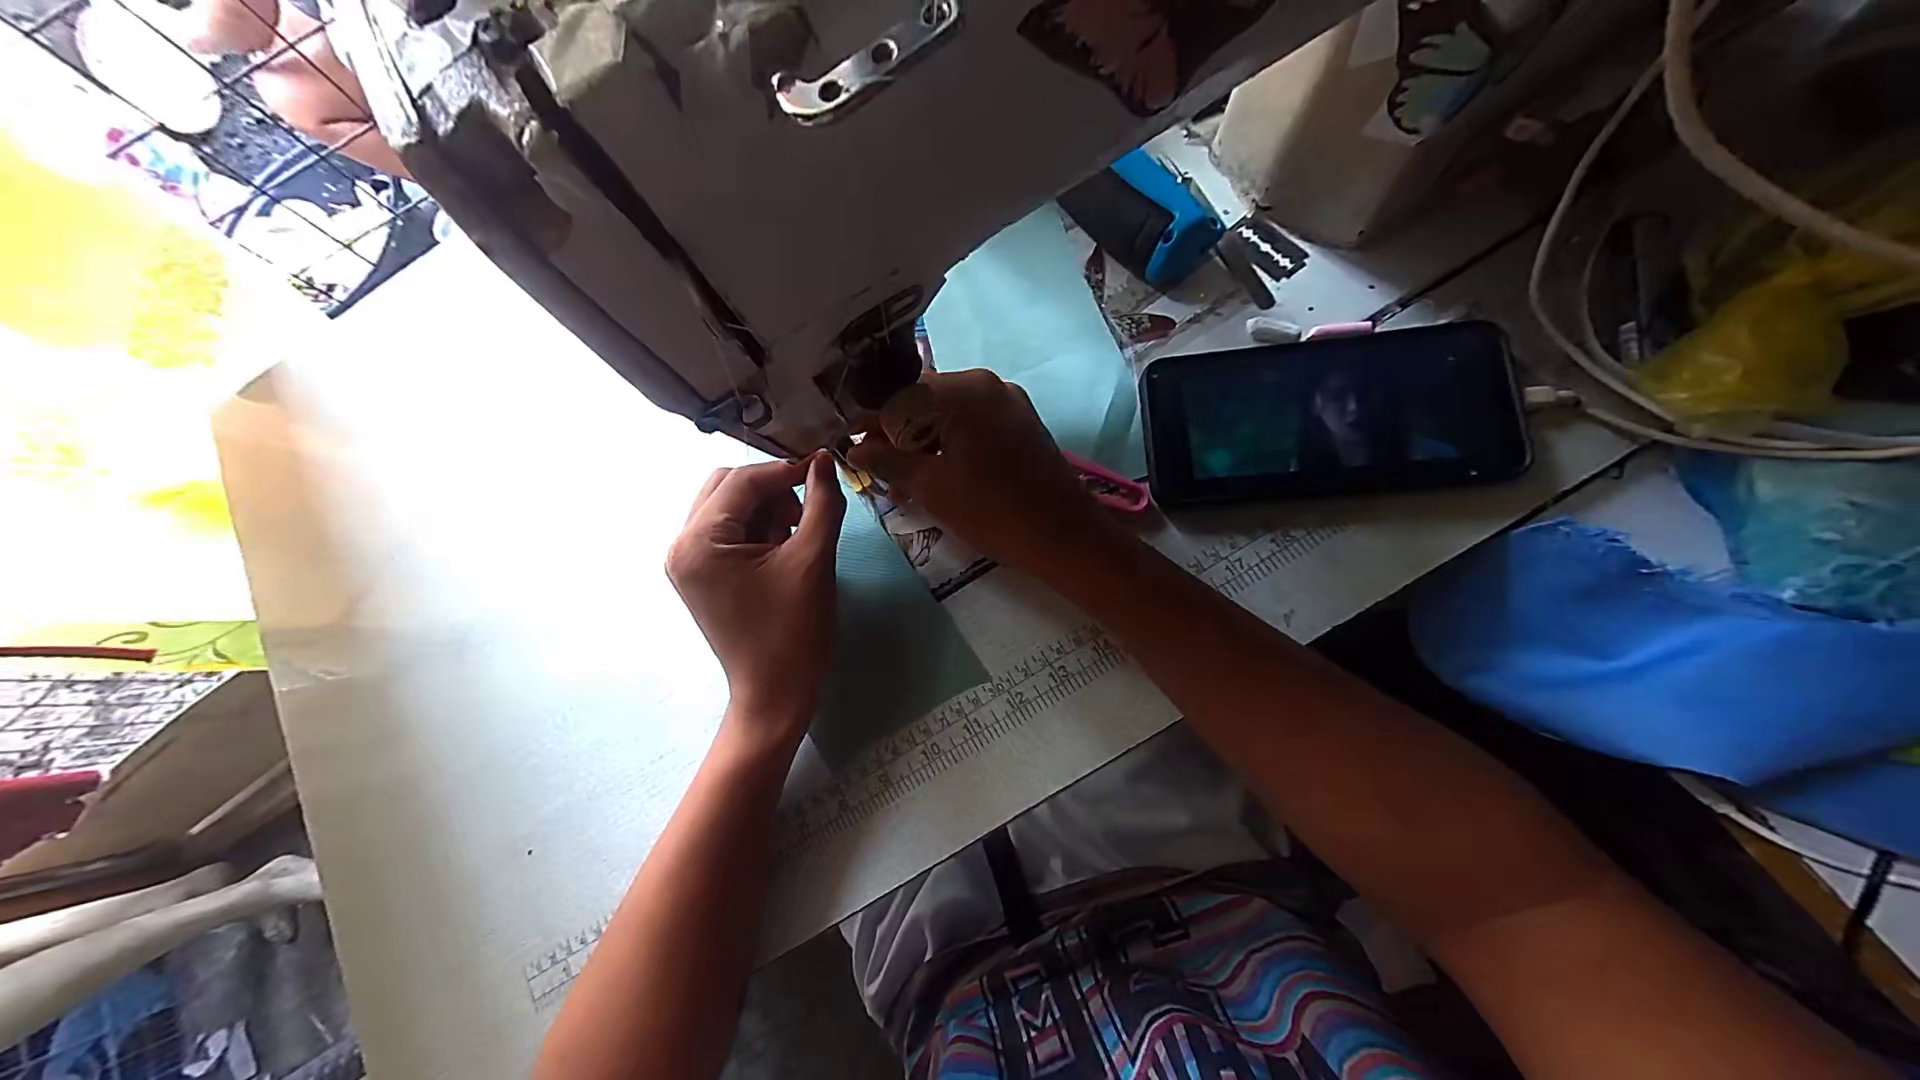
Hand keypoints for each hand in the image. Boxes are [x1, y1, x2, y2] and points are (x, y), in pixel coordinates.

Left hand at [666, 454, 844, 746]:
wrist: (776, 695)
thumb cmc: (794, 632)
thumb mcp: (813, 562)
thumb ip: (822, 504)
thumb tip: (824, 460)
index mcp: (698, 543)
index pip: (742, 481)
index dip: (786, 470)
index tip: (824, 472)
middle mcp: (682, 546)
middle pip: (728, 486)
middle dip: (772, 491)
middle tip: (806, 517)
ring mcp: (689, 563)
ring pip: (730, 507)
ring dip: (768, 511)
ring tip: (797, 542)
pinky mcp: (703, 576)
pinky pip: (730, 533)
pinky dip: (760, 531)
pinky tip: (784, 554)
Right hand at [846, 370, 1121, 576]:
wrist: (1067, 538)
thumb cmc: (995, 513)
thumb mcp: (932, 488)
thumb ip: (888, 461)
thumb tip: (855, 446)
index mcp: (964, 391)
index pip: (898, 396)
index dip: (868, 421)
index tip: (847, 444)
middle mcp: (987, 384)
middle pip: (923, 403)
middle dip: (895, 434)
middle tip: (874, 468)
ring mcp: (1008, 403)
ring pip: (947, 416)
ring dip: (920, 444)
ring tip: (901, 481)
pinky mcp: (1020, 425)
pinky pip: (972, 426)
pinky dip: (949, 446)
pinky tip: (934, 474)